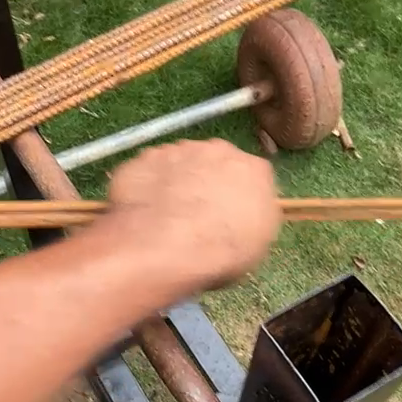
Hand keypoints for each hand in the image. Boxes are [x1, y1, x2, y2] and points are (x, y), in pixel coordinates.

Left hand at [99, 140, 279, 292]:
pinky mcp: (145, 157)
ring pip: (180, 162)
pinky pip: (149, 169)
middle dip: (206, 183)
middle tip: (195, 215)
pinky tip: (144, 210)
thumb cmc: (220, 252)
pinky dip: (147, 184)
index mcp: (255, 170)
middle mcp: (219, 150)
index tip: (227, 216)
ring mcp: (179, 150)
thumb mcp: (258, 244)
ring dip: (175, 182)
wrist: (166, 244)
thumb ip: (255, 218)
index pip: (251, 177)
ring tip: (166, 215)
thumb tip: (246, 216)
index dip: (237, 198)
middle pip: (215, 163)